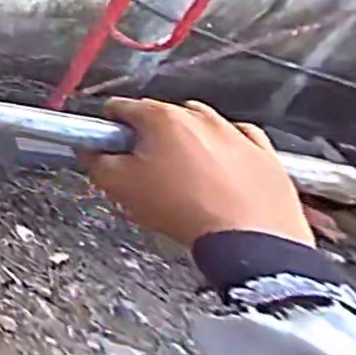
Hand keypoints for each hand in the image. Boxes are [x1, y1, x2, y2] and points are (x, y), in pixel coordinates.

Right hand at [82, 98, 312, 246]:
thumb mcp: (119, 186)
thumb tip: (89, 151)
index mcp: (159, 117)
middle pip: (161, 114)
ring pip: (201, 123)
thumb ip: (95, 161)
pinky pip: (242, 138)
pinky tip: (222, 166)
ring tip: (185, 171)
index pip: (121, 107)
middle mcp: (198, 117)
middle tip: (147, 165)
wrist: (251, 247)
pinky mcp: (266, 156)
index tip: (111, 144)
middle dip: (150, 134)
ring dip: (188, 138)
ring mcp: (235, 134)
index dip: (110, 126)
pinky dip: (228, 147)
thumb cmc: (183, 211)